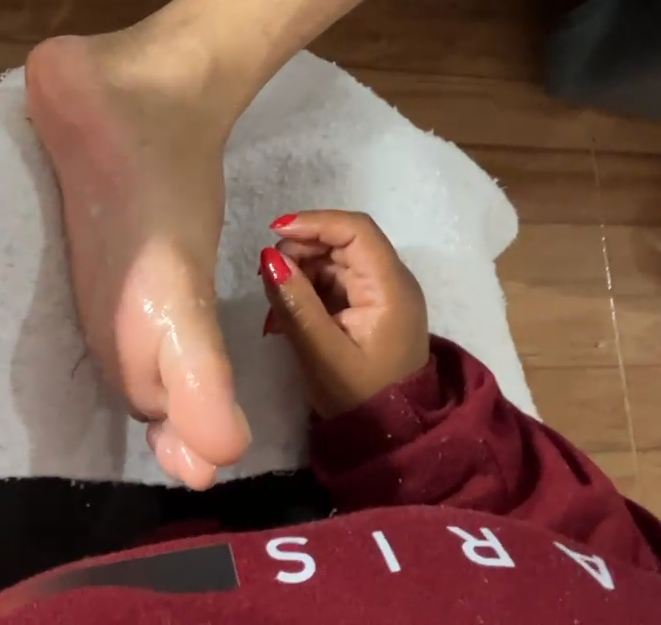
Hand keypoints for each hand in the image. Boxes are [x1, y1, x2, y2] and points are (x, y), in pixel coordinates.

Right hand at [260, 210, 430, 417]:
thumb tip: (268, 256)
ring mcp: (383, 293)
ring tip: (275, 297)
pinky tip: (288, 309)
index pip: (356, 229)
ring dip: (302, 268)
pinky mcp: (371, 305)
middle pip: (344, 240)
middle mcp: (392, 280)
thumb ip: (295, 303)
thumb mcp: (320, 352)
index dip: (315, 222)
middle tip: (268, 272)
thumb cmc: (359, 397)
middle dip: (302, 248)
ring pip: (337, 258)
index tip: (274, 232)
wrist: (392, 438)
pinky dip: (310, 286)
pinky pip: (337, 279)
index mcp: (390, 287)